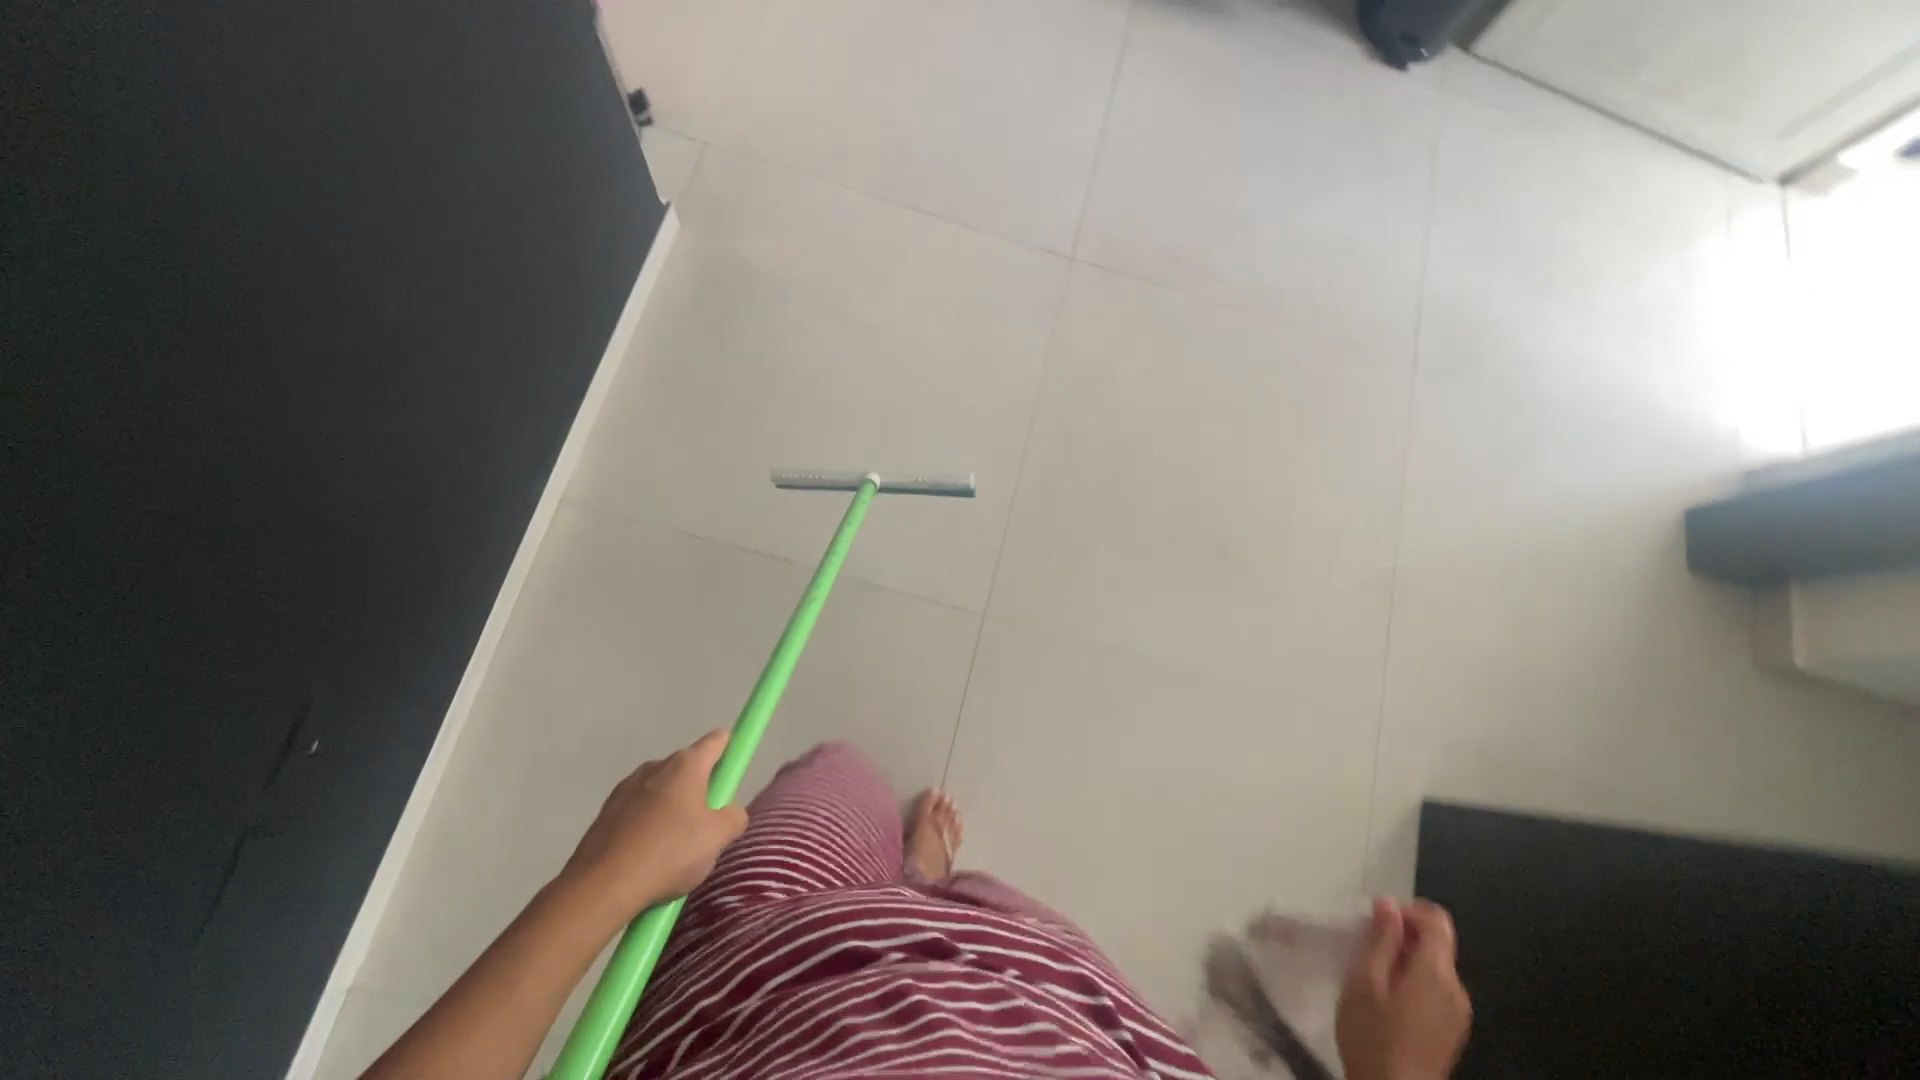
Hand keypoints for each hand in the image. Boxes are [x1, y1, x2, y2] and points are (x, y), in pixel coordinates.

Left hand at [559, 730, 748, 919]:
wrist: (603, 885)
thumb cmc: (669, 853)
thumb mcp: (718, 838)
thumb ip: (734, 817)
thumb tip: (729, 812)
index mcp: (686, 765)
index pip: (716, 741)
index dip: (730, 750)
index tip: (732, 773)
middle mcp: (654, 767)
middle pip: (688, 769)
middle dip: (700, 790)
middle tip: (706, 826)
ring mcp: (626, 787)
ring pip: (661, 791)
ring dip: (672, 809)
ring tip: (673, 849)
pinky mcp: (606, 811)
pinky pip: (638, 811)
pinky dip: (647, 825)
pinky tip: (647, 856)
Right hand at [1336, 898, 1471, 1079]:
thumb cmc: (1373, 1035)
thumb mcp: (1364, 980)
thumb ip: (1380, 939)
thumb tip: (1389, 904)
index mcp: (1436, 971)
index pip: (1436, 920)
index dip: (1406, 910)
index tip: (1375, 922)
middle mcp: (1457, 988)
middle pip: (1437, 944)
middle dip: (1403, 937)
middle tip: (1366, 950)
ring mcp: (1459, 1013)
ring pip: (1434, 968)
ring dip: (1406, 961)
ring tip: (1372, 978)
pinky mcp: (1453, 1031)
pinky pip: (1436, 991)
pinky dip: (1414, 983)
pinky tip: (1388, 1004)